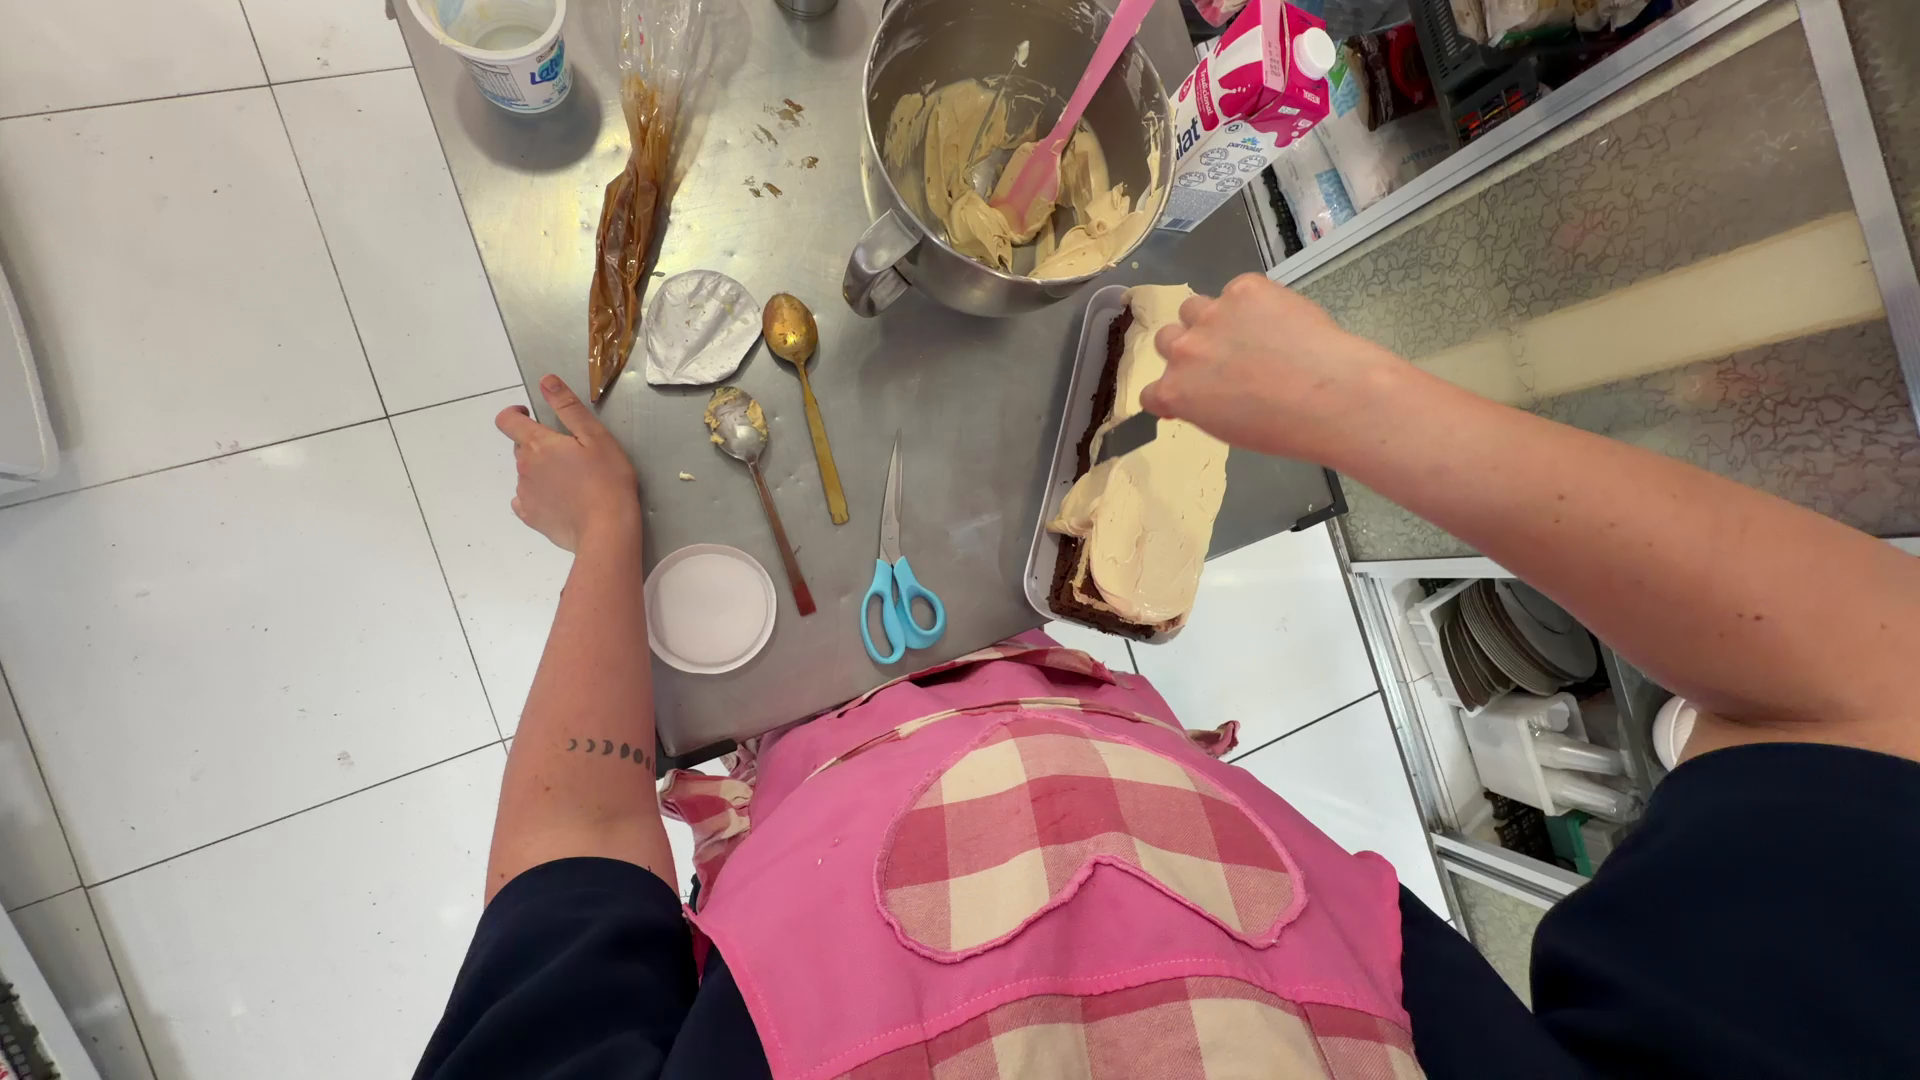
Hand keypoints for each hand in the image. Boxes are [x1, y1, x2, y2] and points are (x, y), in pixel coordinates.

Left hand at [496, 375, 640, 552]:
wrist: (606, 529)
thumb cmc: (607, 480)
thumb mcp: (596, 438)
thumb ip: (568, 408)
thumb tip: (545, 381)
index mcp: (538, 444)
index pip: (507, 421)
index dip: (514, 414)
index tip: (530, 416)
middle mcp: (524, 467)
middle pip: (521, 448)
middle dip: (538, 446)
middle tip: (571, 456)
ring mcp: (524, 493)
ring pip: (526, 474)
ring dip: (542, 472)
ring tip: (573, 483)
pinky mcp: (530, 517)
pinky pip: (526, 500)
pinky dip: (539, 497)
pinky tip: (561, 502)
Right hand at [1141, 274, 1406, 461]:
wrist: (1330, 396)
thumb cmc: (1282, 428)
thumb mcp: (1227, 429)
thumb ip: (1201, 406)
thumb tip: (1206, 394)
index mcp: (1175, 392)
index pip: (1150, 391)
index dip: (1170, 391)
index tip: (1189, 393)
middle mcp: (1183, 350)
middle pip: (1165, 340)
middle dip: (1186, 348)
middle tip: (1219, 359)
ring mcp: (1212, 315)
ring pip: (1192, 308)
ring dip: (1208, 319)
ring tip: (1244, 331)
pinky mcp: (1244, 289)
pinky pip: (1237, 290)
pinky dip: (1251, 302)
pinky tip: (1277, 319)